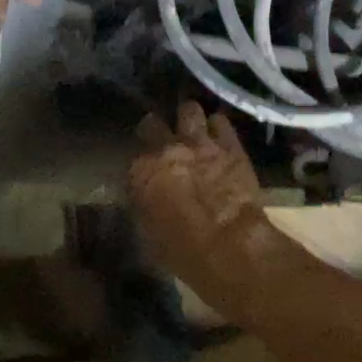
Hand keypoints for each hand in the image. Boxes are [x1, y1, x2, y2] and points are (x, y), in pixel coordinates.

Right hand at [130, 102, 288, 306]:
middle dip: (156, 129)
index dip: (138, 161)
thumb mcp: (148, 234)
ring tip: (192, 128)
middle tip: (162, 139)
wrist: (230, 245)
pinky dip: (217, 127)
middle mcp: (167, 148)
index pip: (131, 155)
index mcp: (141, 172)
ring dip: (189, 118)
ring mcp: (200, 142)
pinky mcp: (229, 143)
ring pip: (189, 110)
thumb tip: (141, 195)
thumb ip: (141, 204)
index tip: (143, 168)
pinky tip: (218, 135)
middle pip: (153, 123)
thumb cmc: (183, 251)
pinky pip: (220, 121)